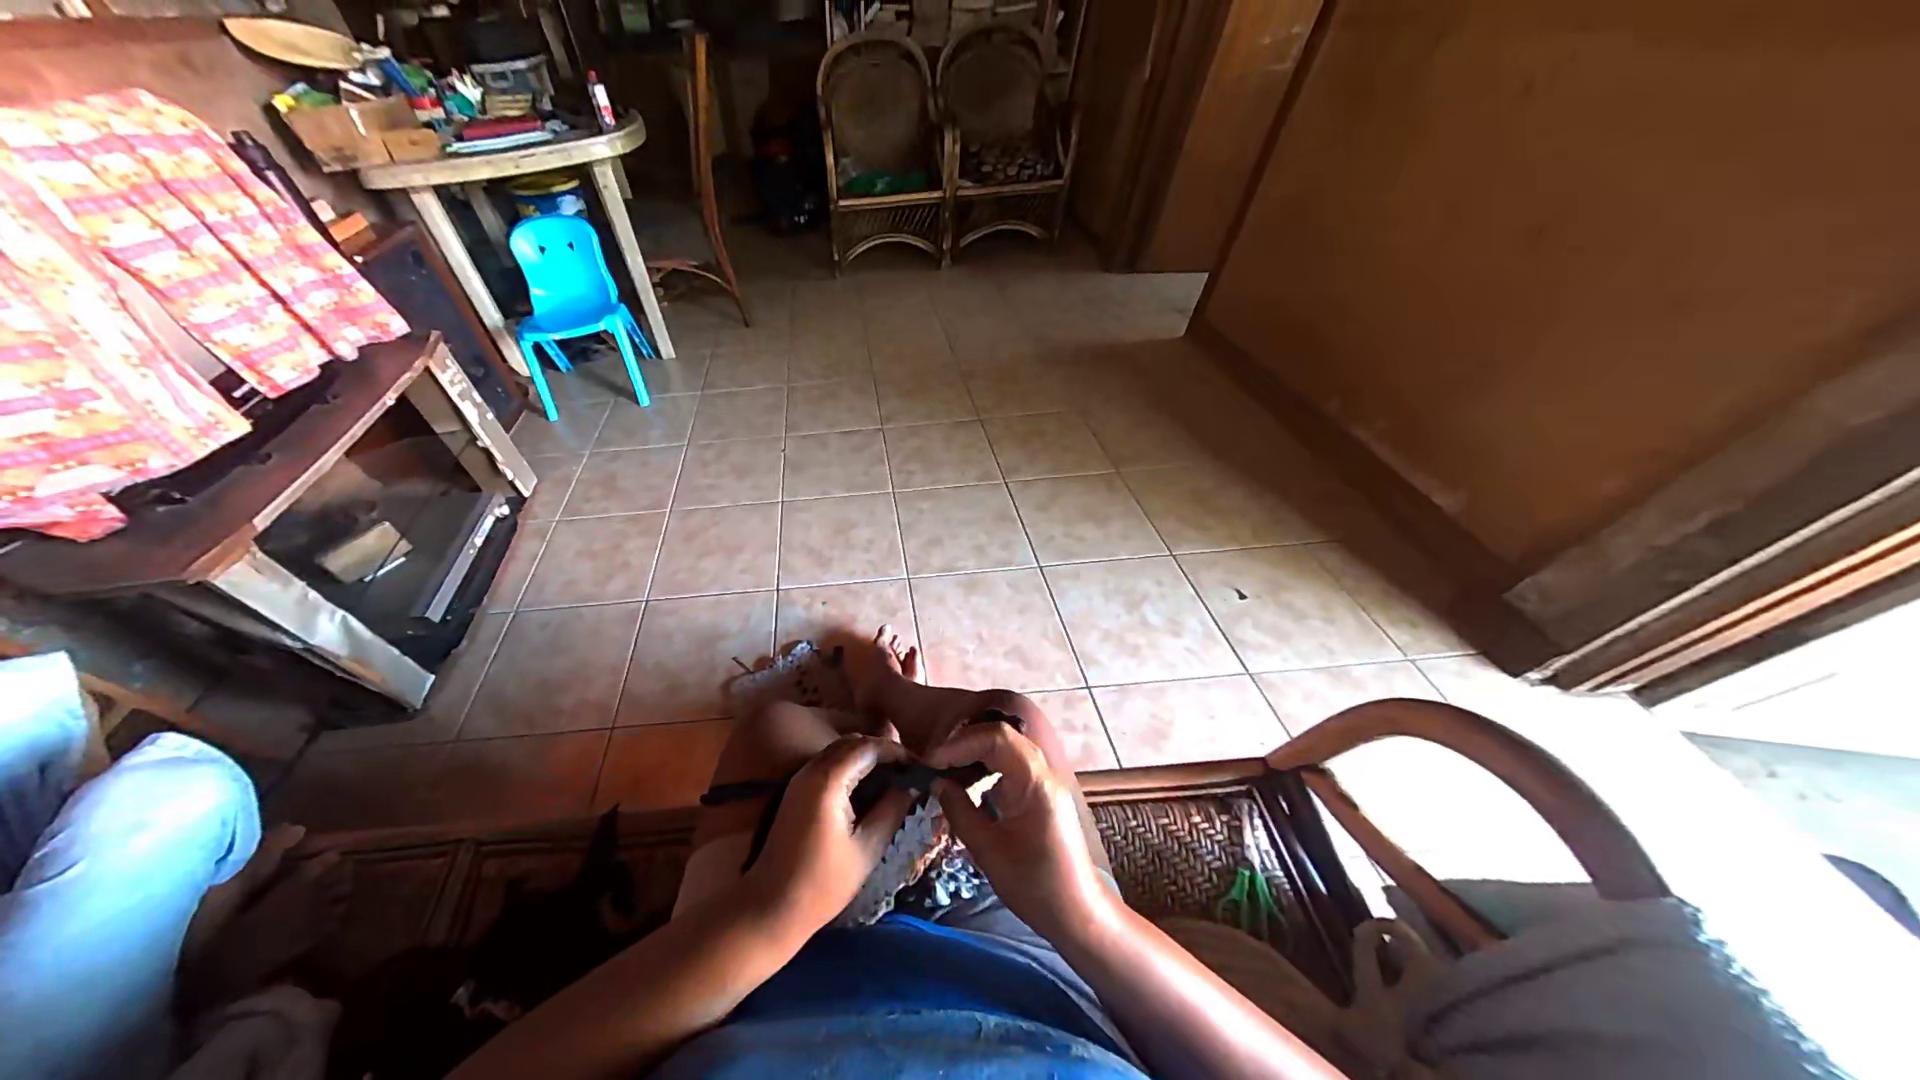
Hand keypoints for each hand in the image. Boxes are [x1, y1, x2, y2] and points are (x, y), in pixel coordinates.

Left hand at [744, 735, 915, 935]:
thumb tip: (912, 786)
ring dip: (866, 757)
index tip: (920, 766)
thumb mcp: (867, 848)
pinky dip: (851, 766)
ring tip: (893, 778)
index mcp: (828, 781)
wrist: (770, 908)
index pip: (869, 747)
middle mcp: (811, 771)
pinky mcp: (796, 791)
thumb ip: (892, 809)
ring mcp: (800, 779)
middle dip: (883, 750)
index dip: (897, 751)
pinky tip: (868, 787)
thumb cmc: (822, 884)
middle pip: (853, 742)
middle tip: (908, 770)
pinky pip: (828, 764)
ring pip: (839, 751)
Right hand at [928, 723, 1113, 941]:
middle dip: (965, 743)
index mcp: (1035, 783)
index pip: (996, 738)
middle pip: (1002, 736)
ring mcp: (1046, 783)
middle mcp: (1044, 774)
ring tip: (947, 770)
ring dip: (976, 753)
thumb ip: (960, 812)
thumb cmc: (1035, 886)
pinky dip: (988, 767)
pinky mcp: (1042, 795)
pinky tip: (969, 783)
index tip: (932, 762)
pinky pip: (1013, 766)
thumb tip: (937, 784)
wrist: (1078, 914)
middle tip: (935, 763)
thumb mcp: (989, 852)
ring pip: (1008, 748)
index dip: (960, 744)